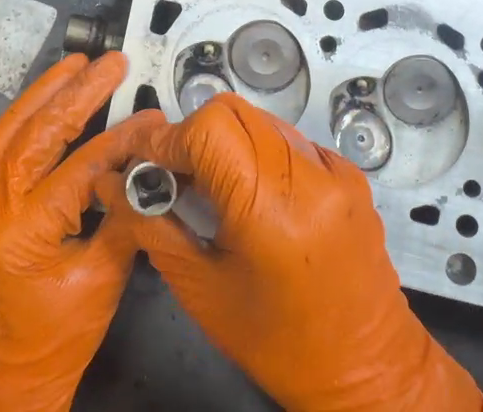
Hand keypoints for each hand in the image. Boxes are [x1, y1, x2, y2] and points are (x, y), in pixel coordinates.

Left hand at [0, 51, 163, 411]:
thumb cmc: (58, 333)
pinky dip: (21, 118)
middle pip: (36, 133)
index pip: (79, 166)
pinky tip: (44, 100)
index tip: (149, 115)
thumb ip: (124, 215)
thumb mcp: (103, 279)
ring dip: (43, 93)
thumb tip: (146, 164)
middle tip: (109, 63)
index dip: (119, 138)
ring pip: (7, 129)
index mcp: (24, 230)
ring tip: (75, 64)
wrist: (6, 368)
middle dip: (76, 93)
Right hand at [113, 93, 482, 411]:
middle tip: (175, 175)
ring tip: (211, 186)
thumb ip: (153, 227)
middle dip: (192, 134)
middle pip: (231, 112)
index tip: (146, 166)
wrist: (368, 371)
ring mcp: (335, 172)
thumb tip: (115, 186)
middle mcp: (308, 176)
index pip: (206, 128)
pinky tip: (253, 194)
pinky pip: (290, 140)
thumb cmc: (278, 343)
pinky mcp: (349, 176)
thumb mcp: (201, 291)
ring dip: (225, 139)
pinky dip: (260, 152)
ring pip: (260, 119)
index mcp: (271, 207)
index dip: (166, 140)